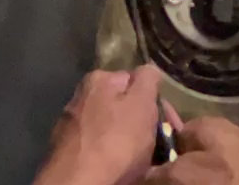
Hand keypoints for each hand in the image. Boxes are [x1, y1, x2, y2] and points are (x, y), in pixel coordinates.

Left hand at [34, 65, 180, 184]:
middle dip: (143, 123)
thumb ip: (147, 80)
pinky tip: (121, 168)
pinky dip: (112, 157)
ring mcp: (72, 128)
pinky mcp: (67, 155)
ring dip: (128, 141)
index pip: (136, 82)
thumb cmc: (114, 142)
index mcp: (98, 79)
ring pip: (112, 130)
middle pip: (123, 107)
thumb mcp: (141, 103)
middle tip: (159, 146)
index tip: (171, 125)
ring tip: (144, 161)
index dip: (158, 103)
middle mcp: (81, 98)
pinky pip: (99, 150)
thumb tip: (148, 70)